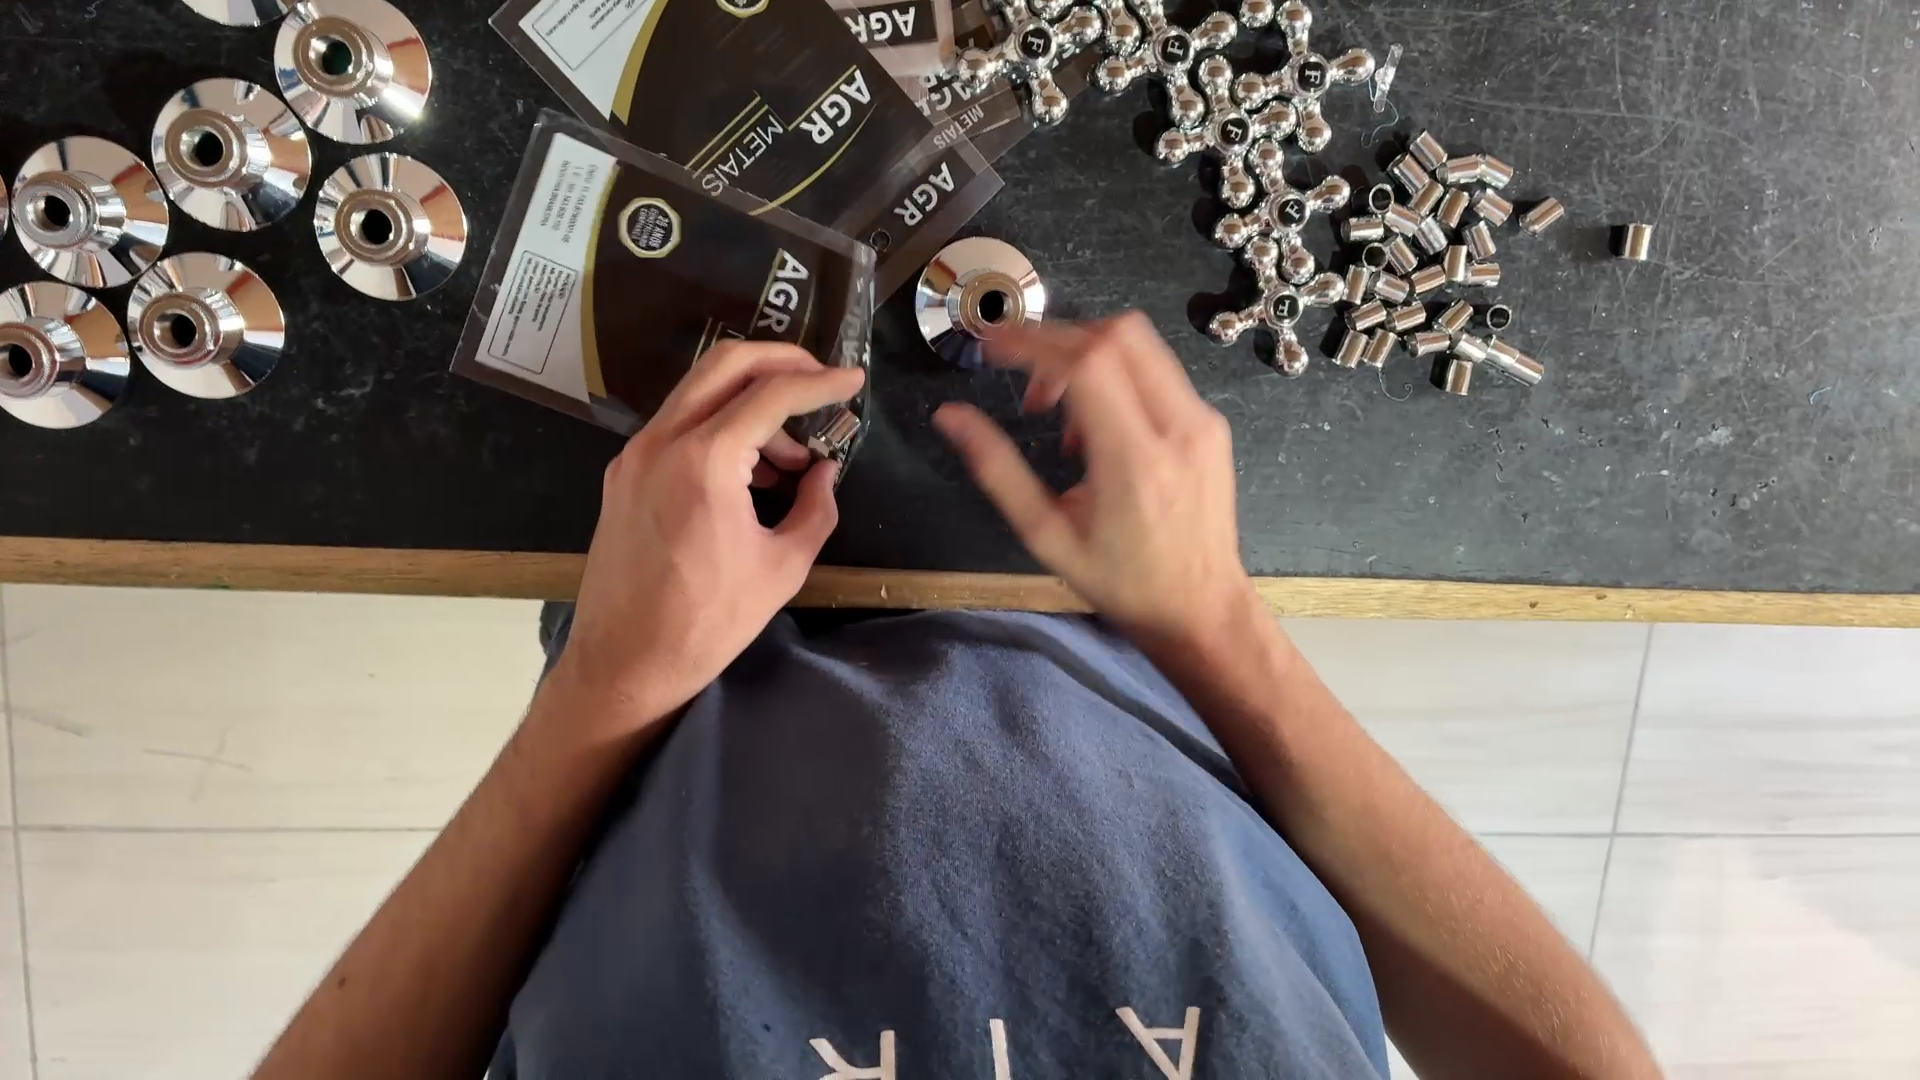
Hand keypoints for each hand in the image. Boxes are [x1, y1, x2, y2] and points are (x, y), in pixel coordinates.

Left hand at [557, 341, 864, 727]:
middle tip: (821, 380)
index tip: (854, 380)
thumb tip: (826, 471)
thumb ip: (816, 507)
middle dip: (782, 360)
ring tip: (792, 456)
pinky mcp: (624, 474)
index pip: (772, 394)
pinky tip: (750, 471)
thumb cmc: (711, 621)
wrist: (625, 662)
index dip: (821, 382)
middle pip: (726, 363)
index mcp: (705, 461)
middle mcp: (662, 441)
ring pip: (701, 391)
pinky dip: (722, 427)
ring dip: (753, 402)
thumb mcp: (784, 566)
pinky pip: (680, 425)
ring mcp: (635, 454)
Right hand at [933, 313, 1256, 650]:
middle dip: (1060, 340)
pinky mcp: (1211, 423)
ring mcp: (1202, 421)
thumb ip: (997, 470)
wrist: (1201, 607)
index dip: (1033, 341)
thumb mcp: (1046, 535)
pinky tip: (1097, 425)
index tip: (994, 347)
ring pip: (1141, 343)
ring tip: (1059, 410)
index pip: (1087, 362)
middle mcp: (1178, 427)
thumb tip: (950, 417)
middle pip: (1119, 333)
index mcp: (1133, 461)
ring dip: (1088, 356)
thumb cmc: (1120, 581)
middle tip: (1028, 384)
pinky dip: (1116, 377)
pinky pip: (1157, 371)